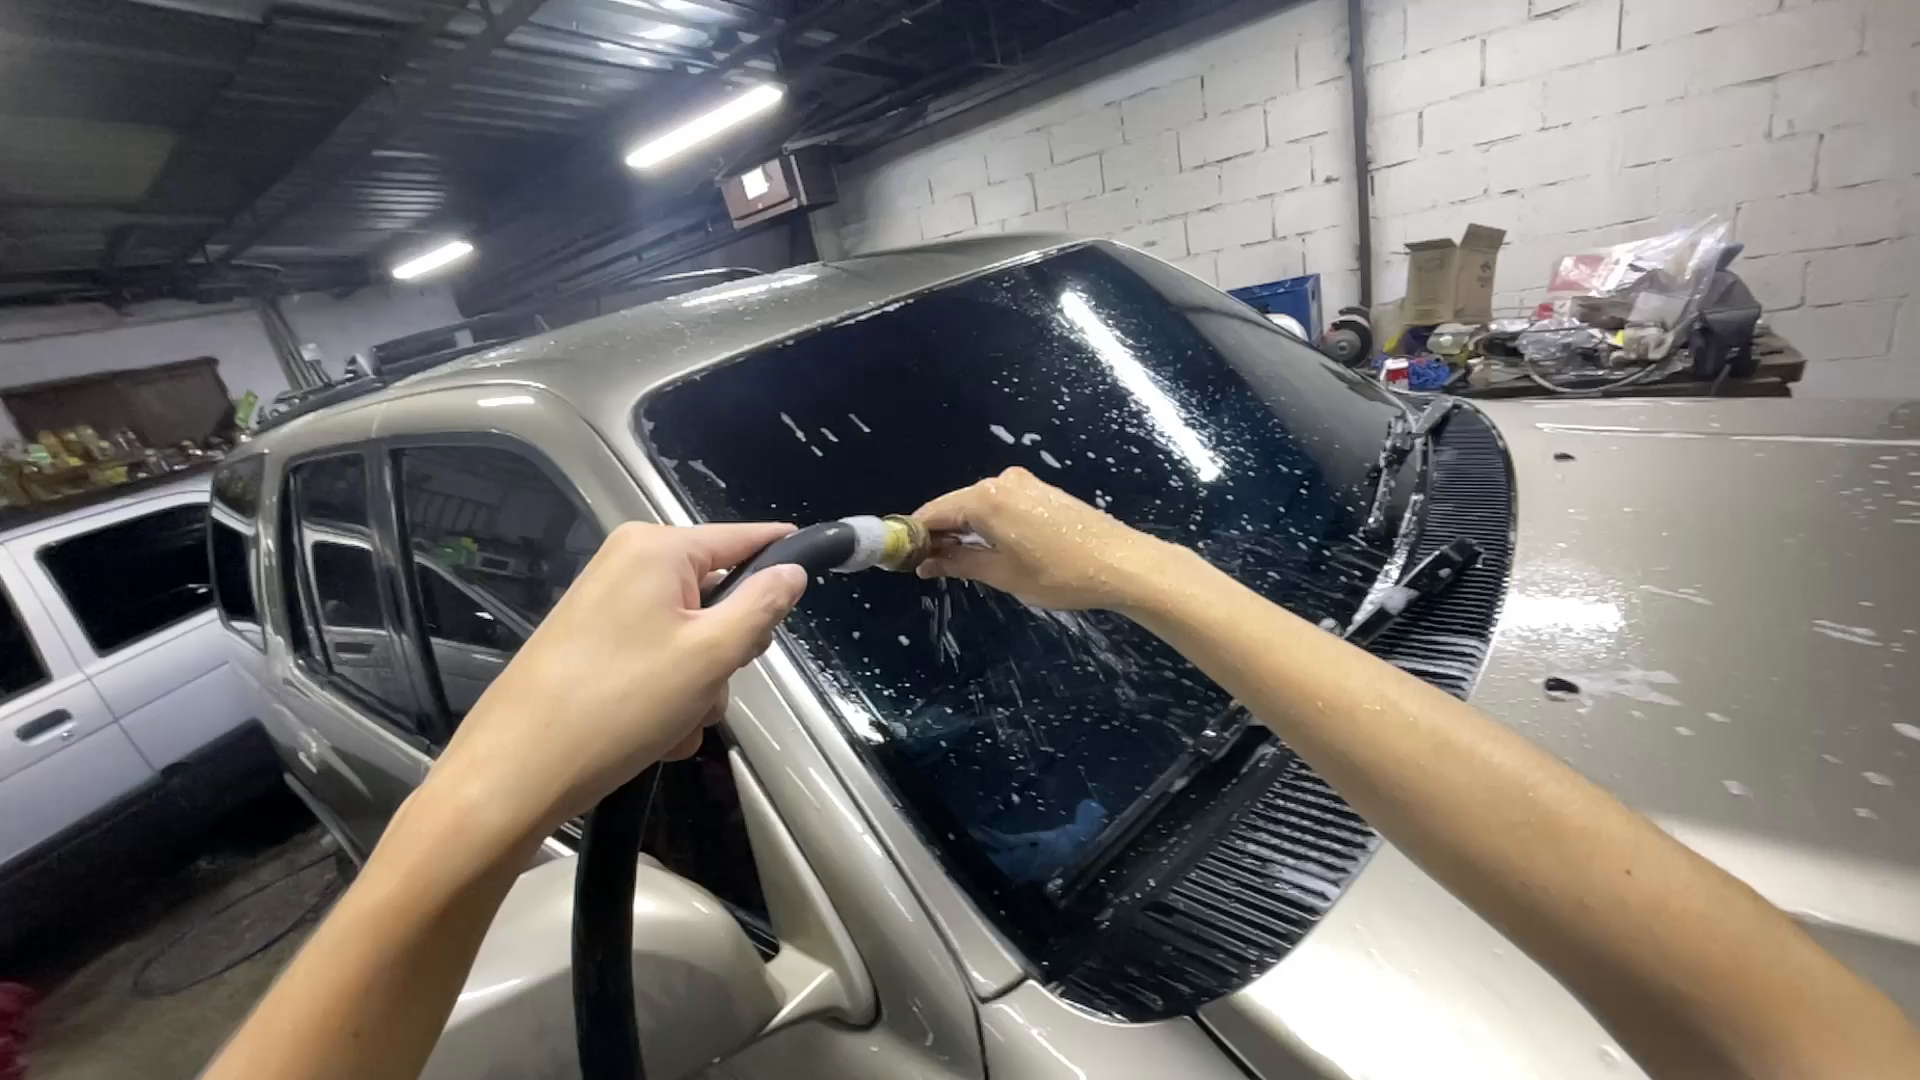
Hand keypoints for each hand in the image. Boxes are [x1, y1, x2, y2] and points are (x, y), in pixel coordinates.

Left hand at [425, 522, 806, 846]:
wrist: (513, 776)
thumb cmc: (621, 703)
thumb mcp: (712, 654)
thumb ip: (762, 606)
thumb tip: (793, 571)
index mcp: (657, 549)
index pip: (745, 536)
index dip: (784, 554)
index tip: (820, 570)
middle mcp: (629, 565)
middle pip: (718, 592)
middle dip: (730, 645)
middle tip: (716, 682)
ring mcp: (607, 605)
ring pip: (692, 634)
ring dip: (701, 681)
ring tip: (679, 721)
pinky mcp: (592, 643)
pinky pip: (657, 657)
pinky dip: (669, 693)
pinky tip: (657, 733)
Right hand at [914, 467, 1176, 611]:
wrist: (1121, 563)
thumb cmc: (1058, 574)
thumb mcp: (1003, 574)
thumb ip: (959, 564)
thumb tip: (926, 563)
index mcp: (985, 499)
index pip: (934, 512)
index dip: (916, 535)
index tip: (903, 557)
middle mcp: (1001, 481)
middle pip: (956, 506)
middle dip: (940, 534)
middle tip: (928, 566)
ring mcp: (1025, 484)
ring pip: (979, 506)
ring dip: (965, 530)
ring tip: (957, 562)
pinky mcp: (1042, 492)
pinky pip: (1001, 505)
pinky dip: (988, 524)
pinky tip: (989, 547)